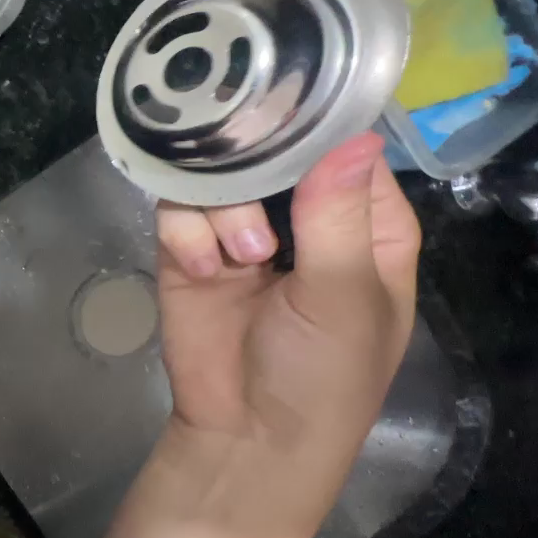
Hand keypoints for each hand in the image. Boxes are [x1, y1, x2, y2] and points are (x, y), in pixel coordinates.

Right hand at [154, 132, 420, 537]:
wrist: (246, 428)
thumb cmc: (324, 369)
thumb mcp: (345, 294)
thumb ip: (337, 218)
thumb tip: (353, 138)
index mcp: (361, 224)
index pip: (343, 154)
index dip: (319, 133)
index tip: (290, 109)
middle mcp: (297, 222)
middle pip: (269, 161)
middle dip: (255, 174)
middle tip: (254, 201)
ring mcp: (234, 239)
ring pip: (216, 185)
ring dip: (221, 215)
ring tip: (236, 259)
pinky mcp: (184, 260)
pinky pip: (176, 221)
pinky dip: (186, 238)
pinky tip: (202, 271)